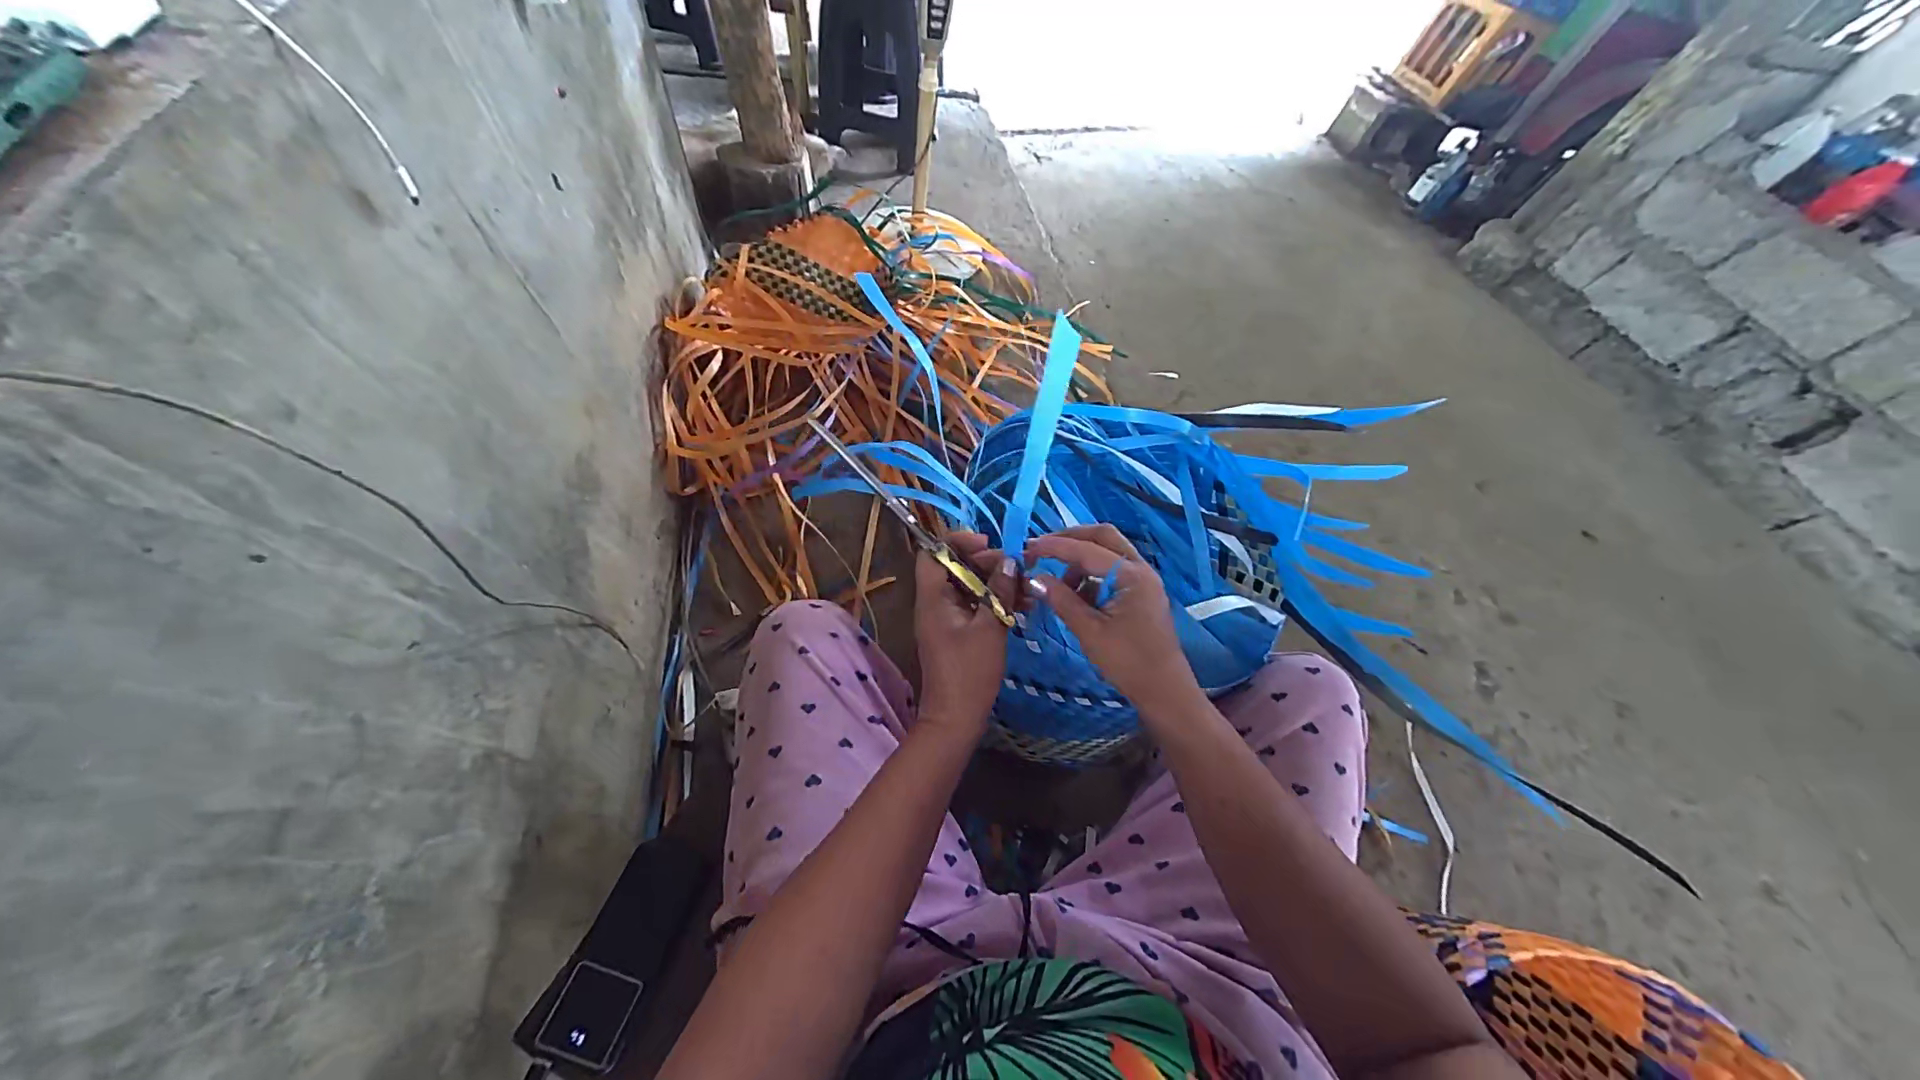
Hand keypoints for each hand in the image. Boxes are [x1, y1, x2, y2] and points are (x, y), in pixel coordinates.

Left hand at [913, 531, 1020, 739]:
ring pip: (968, 586)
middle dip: (986, 562)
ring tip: (1025, 587)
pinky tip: (1021, 605)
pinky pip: (973, 605)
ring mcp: (945, 618)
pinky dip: (993, 601)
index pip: (933, 553)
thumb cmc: (970, 672)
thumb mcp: (990, 627)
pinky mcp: (957, 633)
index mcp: (933, 597)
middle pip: (954, 566)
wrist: (956, 717)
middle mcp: (934, 603)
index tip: (988, 543)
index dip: (958, 541)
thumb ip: (999, 591)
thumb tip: (1010, 561)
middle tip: (1015, 568)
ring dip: (995, 582)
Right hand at [1024, 525, 1206, 728]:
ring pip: (1108, 552)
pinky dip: (1091, 575)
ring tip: (1058, 585)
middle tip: (1041, 550)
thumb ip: (1061, 599)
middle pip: (1102, 537)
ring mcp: (1144, 580)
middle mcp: (1141, 569)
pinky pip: (1113, 571)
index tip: (1026, 548)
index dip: (1053, 546)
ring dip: (1080, 560)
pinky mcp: (1141, 593)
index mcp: (1131, 575)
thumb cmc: (1127, 662)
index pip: (1086, 549)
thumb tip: (1035, 578)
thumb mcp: (1089, 630)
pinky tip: (1077, 597)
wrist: (1164, 691)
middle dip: (1070, 539)